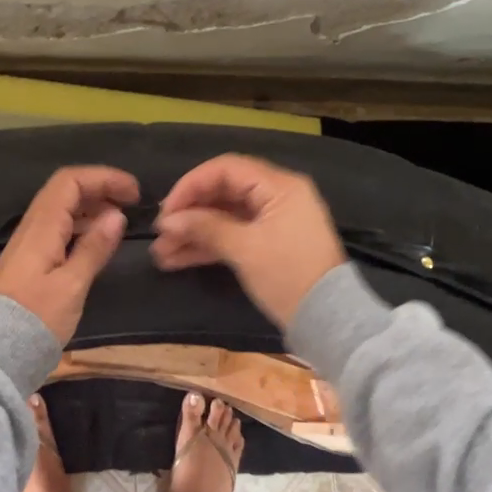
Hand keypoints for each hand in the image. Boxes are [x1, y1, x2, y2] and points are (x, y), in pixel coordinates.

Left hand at [0, 166, 140, 343]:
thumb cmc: (37, 318)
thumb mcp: (72, 285)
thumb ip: (94, 248)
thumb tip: (117, 215)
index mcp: (42, 227)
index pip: (70, 181)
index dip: (103, 178)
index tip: (133, 192)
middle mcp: (32, 227)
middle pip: (65, 190)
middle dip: (100, 188)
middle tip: (131, 203)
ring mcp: (29, 242)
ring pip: (61, 207)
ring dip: (91, 206)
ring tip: (118, 221)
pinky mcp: (30, 259)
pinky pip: (57, 227)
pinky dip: (81, 224)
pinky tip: (96, 241)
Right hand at [152, 154, 346, 329]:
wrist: (329, 322)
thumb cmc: (289, 276)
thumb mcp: (245, 250)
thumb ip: (206, 228)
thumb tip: (168, 221)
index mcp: (279, 186)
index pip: (227, 169)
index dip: (192, 184)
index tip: (167, 209)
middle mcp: (277, 196)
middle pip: (224, 192)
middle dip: (190, 213)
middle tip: (161, 232)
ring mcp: (273, 222)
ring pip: (225, 217)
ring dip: (194, 233)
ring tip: (162, 253)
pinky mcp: (269, 245)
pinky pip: (233, 236)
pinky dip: (209, 246)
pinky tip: (178, 260)